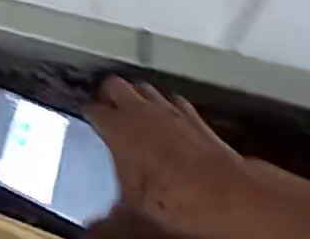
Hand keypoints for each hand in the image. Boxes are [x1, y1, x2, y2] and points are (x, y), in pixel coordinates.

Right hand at [84, 77, 252, 238]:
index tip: (83, 116)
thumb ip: (105, 223)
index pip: (93, 109)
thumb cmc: (174, 204)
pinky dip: (165, 106)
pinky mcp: (192, 114)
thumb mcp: (130, 221)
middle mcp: (141, 111)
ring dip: (135, 95)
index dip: (86, 111)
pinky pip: (172, 100)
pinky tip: (167, 118)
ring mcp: (168, 108)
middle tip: (103, 106)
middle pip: (115, 85)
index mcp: (119, 129)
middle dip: (107, 93)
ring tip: (131, 109)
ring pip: (144, 87)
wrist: (225, 196)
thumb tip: (90, 233)